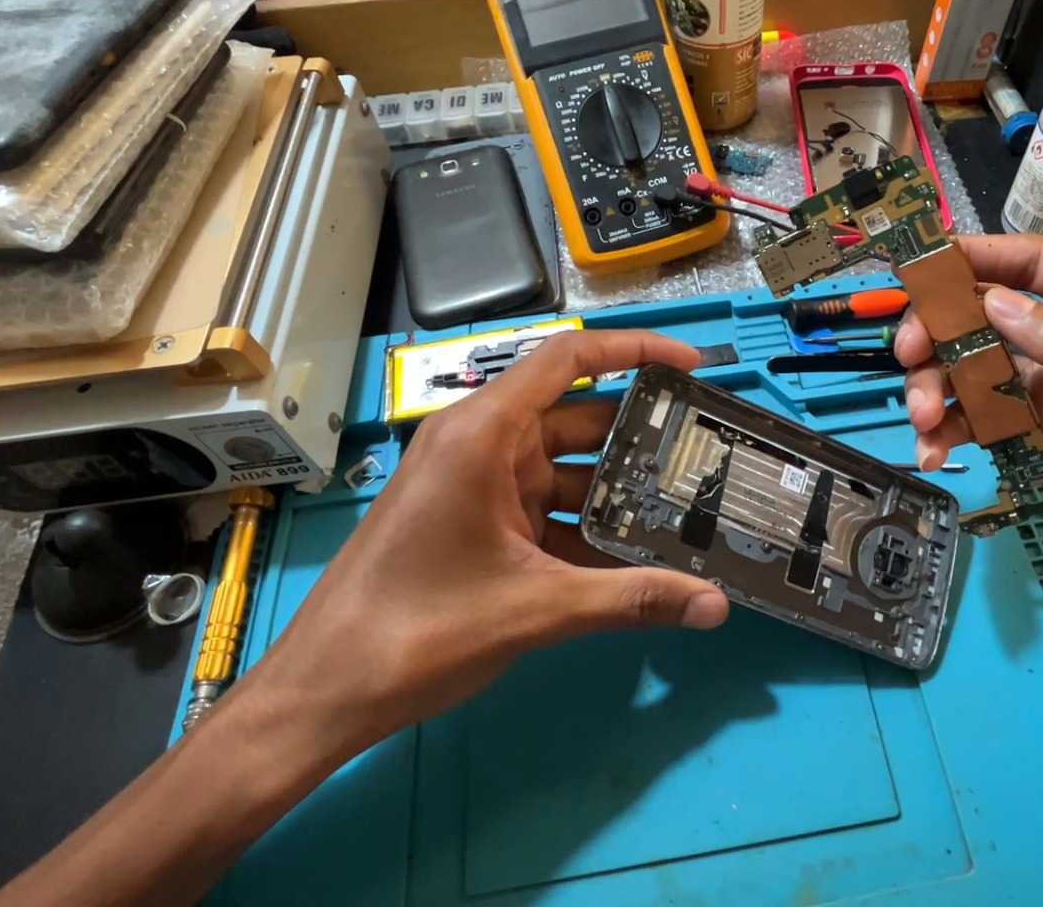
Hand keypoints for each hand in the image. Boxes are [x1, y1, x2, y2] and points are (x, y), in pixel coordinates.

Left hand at [240, 330, 730, 757]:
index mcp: (484, 433)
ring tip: (684, 509)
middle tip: (704, 454)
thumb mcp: (536, 609)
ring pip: (565, 469)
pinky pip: (544, 510)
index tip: (690, 366)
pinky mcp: (474, 521)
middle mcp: (481, 444)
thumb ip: (631, 600)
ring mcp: (476, 484)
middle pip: (577, 417)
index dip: (634, 351)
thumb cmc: (418, 630)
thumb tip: (717, 606)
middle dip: (640, 435)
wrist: (325, 691)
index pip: (568, 359)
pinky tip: (633, 557)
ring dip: (616, 490)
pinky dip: (584, 527)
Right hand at [896, 234, 1042, 652]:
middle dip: (942, 333)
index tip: (920, 265)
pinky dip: (952, 436)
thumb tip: (997, 304)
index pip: (1040, 269)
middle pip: (992, 322)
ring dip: (940, 390)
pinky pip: (985, 431)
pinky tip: (935, 454)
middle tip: (909, 359)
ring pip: (978, 377)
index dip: (979, 257)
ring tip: (925, 423)